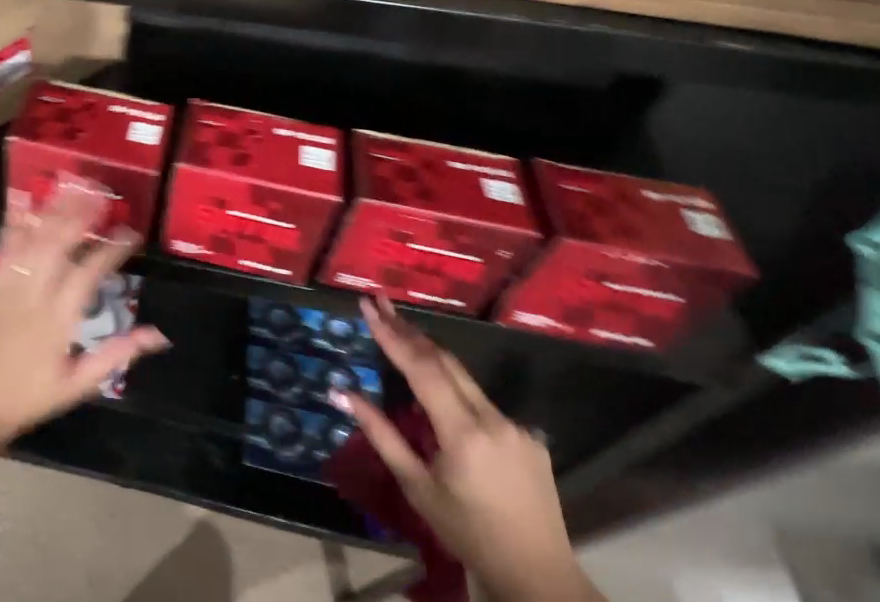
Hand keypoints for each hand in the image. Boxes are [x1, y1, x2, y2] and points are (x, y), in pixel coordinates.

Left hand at [0, 176, 169, 442]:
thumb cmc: (33, 397)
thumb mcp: (79, 384)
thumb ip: (116, 355)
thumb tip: (158, 335)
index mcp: (57, 321)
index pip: (88, 274)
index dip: (111, 250)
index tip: (131, 233)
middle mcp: (32, 297)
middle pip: (56, 245)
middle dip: (79, 216)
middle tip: (101, 194)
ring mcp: (9, 288)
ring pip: (32, 241)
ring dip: (52, 212)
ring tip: (72, 190)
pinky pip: (5, 249)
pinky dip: (16, 224)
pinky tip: (26, 204)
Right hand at [330, 297, 594, 601]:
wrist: (535, 574)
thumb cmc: (465, 532)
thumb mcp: (416, 486)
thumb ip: (382, 435)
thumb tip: (344, 393)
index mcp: (463, 432)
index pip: (422, 369)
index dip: (393, 335)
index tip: (370, 306)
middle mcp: (494, 419)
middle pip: (446, 363)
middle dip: (410, 332)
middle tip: (381, 304)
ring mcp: (517, 426)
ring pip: (466, 380)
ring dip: (432, 356)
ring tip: (402, 334)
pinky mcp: (530, 438)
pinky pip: (485, 404)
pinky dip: (457, 389)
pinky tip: (441, 392)